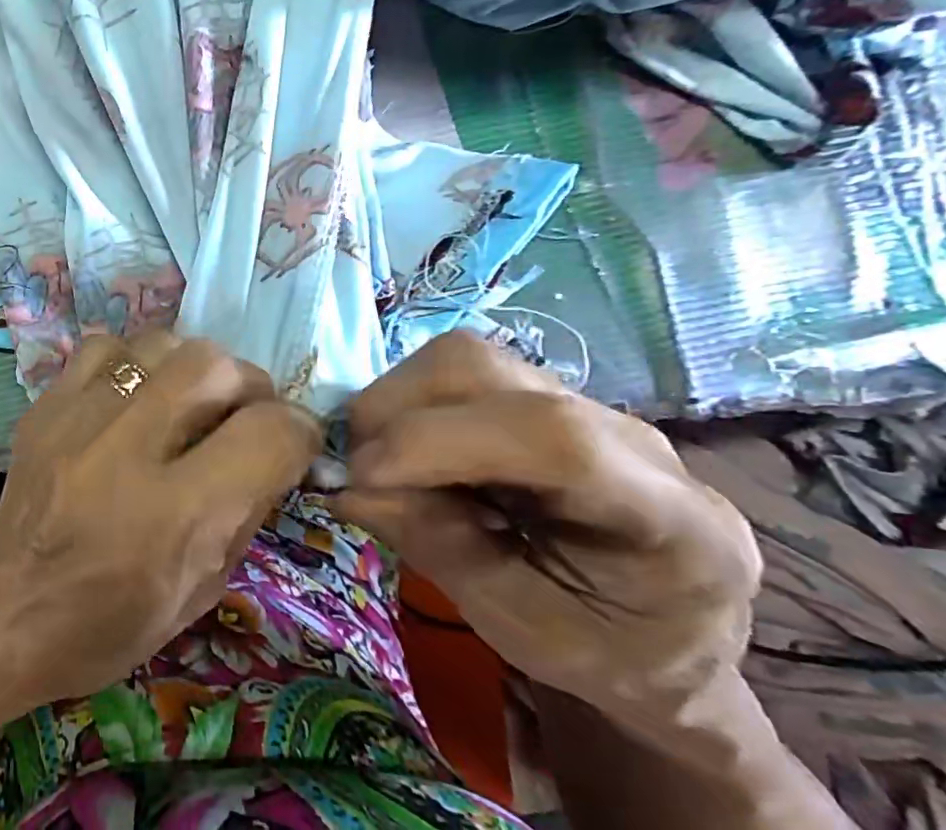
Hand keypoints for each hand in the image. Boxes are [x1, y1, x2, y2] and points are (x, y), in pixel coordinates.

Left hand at [0, 332, 321, 740]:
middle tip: (240, 417)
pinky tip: (131, 396)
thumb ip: (244, 510)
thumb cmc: (109, 622)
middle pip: (214, 366)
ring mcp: (77, 420)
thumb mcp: (201, 589)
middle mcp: (126, 451)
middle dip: (248, 387)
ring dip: (191, 368)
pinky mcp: (44, 406)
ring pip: (159, 343)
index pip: (270, 432)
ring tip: (185, 402)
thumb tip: (274, 450)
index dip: (298, 434)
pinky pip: (103, 348)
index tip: (290, 446)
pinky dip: (132, 363)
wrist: (7, 609)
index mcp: (176, 514)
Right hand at [331, 332, 762, 727]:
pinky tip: (410, 459)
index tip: (360, 480)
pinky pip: (451, 376)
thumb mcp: (521, 628)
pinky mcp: (541, 398)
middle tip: (359, 476)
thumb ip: (439, 549)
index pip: (548, 436)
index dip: (435, 443)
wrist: (662, 642)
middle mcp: (629, 436)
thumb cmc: (602, 653)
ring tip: (382, 467)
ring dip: (392, 406)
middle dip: (393, 413)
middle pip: (483, 370)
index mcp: (667, 516)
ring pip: (457, 359)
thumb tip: (345, 487)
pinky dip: (404, 408)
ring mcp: (583, 405)